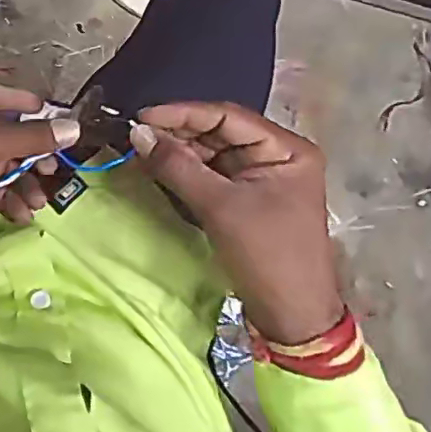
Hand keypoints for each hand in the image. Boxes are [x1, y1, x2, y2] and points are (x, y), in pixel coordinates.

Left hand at [0, 85, 80, 242]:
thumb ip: (30, 137)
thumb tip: (73, 128)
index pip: (9, 98)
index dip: (35, 108)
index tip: (62, 123)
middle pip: (13, 136)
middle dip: (36, 157)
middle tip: (53, 173)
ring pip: (7, 166)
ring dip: (25, 184)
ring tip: (37, 204)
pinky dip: (10, 199)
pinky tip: (21, 215)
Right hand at [130, 102, 342, 344]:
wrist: (293, 317)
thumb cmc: (267, 256)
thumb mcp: (219, 207)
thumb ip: (177, 166)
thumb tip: (138, 134)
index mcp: (286, 150)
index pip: (226, 117)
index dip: (182, 114)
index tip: (142, 117)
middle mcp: (275, 155)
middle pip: (218, 132)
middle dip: (177, 133)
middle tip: (137, 137)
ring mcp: (260, 176)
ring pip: (210, 152)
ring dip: (177, 151)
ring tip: (141, 151)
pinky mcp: (245, 196)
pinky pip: (210, 172)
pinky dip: (184, 170)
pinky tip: (158, 167)